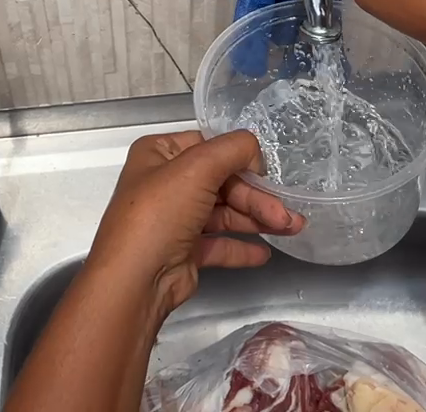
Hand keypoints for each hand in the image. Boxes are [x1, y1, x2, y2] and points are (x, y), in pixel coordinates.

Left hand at [85, 130, 304, 316]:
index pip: (206, 146)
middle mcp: (163, 182)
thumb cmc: (160, 213)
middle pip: (219, 182)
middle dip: (255, 197)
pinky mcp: (182, 251)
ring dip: (256, 219)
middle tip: (286, 214)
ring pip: (222, 212)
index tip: (267, 173)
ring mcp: (172, 219)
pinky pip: (217, 243)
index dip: (237, 157)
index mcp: (158, 153)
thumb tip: (255, 152)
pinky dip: (240, 246)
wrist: (135, 280)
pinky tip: (264, 252)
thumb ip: (233, 150)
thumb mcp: (197, 167)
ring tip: (290, 229)